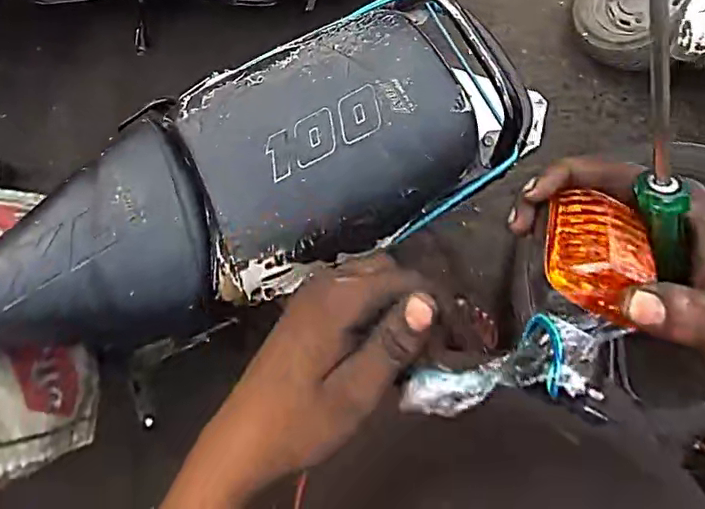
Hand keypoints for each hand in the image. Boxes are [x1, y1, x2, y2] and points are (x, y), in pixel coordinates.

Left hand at [164, 256, 435, 507]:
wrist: (245, 435)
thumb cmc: (302, 420)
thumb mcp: (355, 392)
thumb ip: (392, 343)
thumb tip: (428, 301)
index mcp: (337, 297)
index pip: (403, 278)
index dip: (437, 304)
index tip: (459, 343)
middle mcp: (325, 282)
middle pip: (387, 269)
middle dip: (418, 301)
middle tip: (439, 349)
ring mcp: (313, 293)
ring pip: (370, 279)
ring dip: (397, 306)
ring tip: (416, 354)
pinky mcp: (309, 309)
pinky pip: (353, 293)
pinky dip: (376, 311)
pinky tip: (383, 351)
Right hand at [508, 157, 704, 382]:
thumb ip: (683, 312)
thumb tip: (633, 303)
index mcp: (678, 200)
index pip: (608, 170)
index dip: (563, 176)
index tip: (534, 197)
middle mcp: (659, 202)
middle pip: (587, 183)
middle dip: (545, 197)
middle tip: (520, 224)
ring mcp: (649, 221)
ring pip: (585, 203)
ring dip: (550, 216)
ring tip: (528, 238)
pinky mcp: (642, 243)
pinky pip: (593, 229)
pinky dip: (566, 237)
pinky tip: (554, 257)